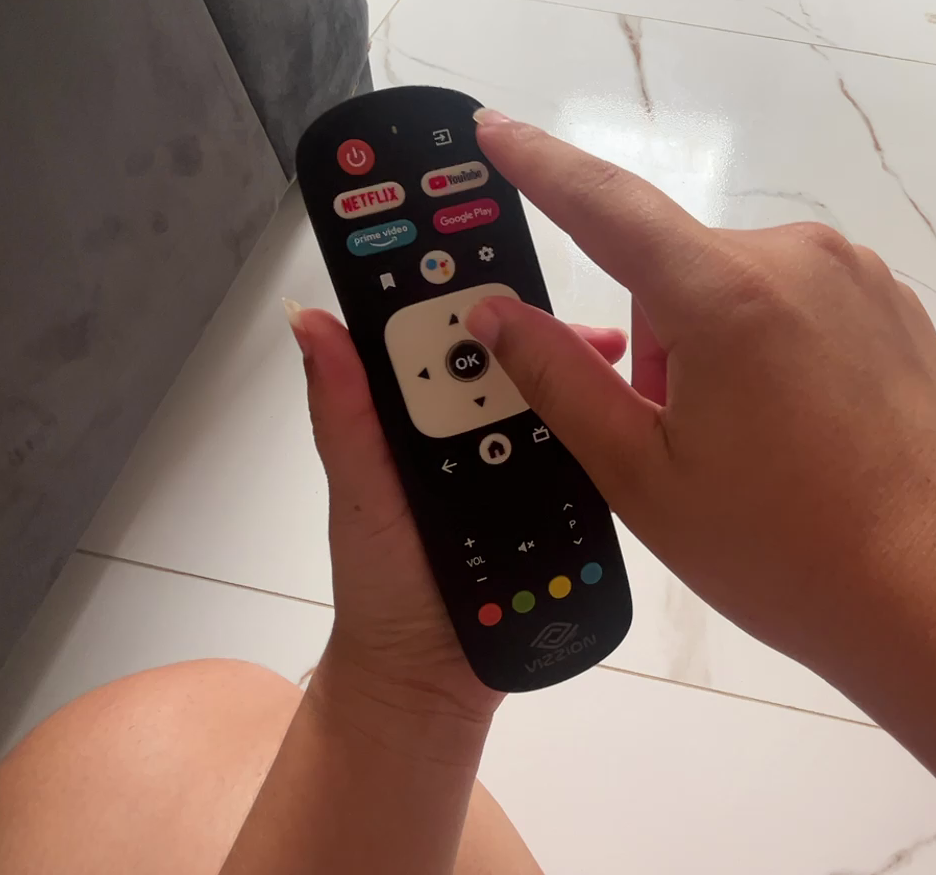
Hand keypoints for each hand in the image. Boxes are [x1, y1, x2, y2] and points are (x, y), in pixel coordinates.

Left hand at [285, 301, 625, 717]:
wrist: (433, 675)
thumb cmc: (384, 583)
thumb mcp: (360, 493)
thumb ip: (344, 416)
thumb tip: (311, 321)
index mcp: (419, 415)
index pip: (447, 338)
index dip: (470, 292)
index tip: (499, 260)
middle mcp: (471, 429)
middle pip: (514, 362)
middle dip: (550, 334)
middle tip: (591, 327)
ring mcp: (516, 463)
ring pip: (554, 402)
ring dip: (583, 377)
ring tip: (616, 361)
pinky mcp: (551, 498)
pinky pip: (580, 452)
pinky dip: (601, 429)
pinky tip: (624, 415)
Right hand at [462, 112, 935, 679]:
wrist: (933, 590)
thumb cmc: (781, 547)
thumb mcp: (641, 472)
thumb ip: (559, 377)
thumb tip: (497, 312)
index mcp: (726, 295)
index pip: (606, 204)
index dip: (540, 163)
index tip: (495, 129)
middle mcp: (797, 257)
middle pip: (671, 266)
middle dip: (655, 336)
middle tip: (683, 432)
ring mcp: (855, 273)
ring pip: (730, 281)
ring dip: (711, 338)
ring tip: (752, 434)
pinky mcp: (888, 298)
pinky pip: (789, 294)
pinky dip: (768, 338)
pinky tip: (802, 416)